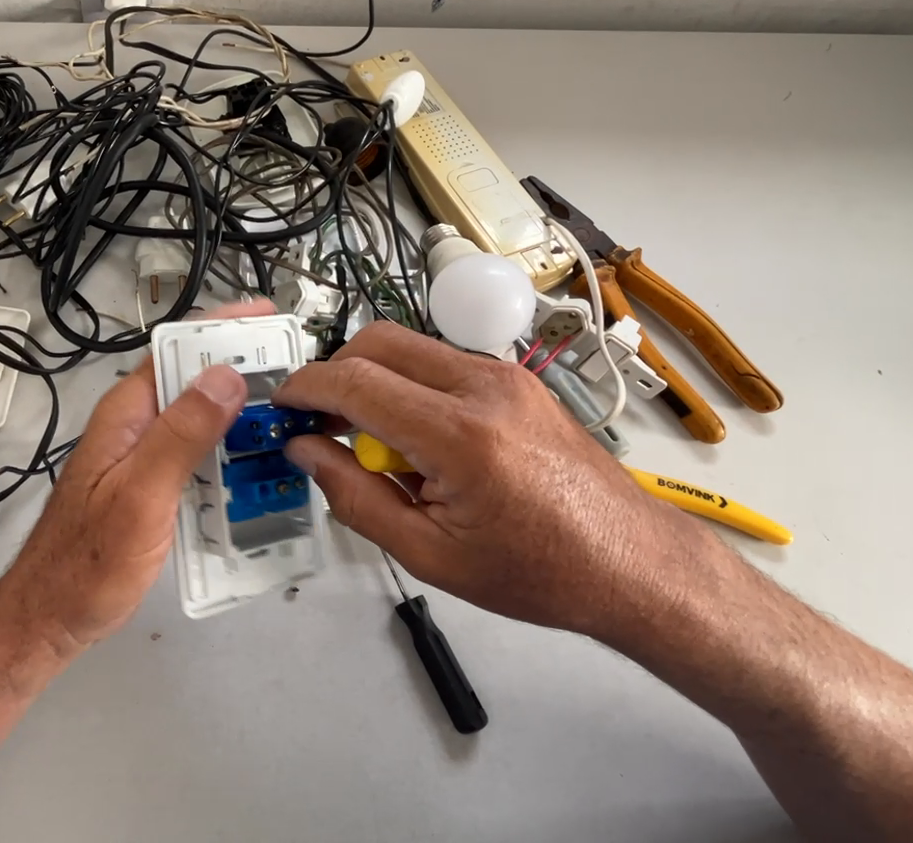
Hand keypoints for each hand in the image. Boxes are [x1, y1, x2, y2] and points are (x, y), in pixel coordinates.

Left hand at [0, 300, 273, 658]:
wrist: (53, 617)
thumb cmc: (90, 560)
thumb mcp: (141, 494)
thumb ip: (181, 434)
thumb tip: (227, 375)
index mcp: (127, 413)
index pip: (176, 349)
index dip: (221, 328)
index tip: (269, 318)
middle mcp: (135, 425)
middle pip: (192, 380)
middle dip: (241, 369)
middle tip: (297, 374)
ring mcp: (143, 457)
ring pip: (198, 419)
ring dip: (240, 413)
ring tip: (291, 415)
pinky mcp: (152, 486)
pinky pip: (197, 455)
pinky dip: (228, 452)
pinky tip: (260, 465)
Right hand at [272, 322, 722, 640]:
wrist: (632, 561)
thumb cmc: (533, 572)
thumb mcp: (429, 554)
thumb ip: (354, 496)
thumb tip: (305, 449)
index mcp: (460, 436)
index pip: (356, 382)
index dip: (305, 388)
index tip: (279, 407)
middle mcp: (482, 385)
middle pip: (377, 340)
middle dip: (333, 372)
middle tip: (320, 422)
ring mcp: (503, 374)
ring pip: (407, 344)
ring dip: (370, 377)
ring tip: (369, 437)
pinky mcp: (514, 377)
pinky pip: (437, 360)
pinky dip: (405, 383)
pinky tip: (414, 435)